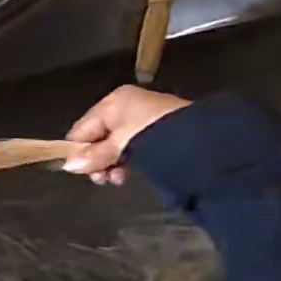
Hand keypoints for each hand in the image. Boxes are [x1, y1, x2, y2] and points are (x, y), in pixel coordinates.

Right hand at [64, 86, 190, 185]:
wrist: (211, 140)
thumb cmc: (152, 135)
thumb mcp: (117, 146)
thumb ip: (93, 156)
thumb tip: (69, 166)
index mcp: (113, 101)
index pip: (83, 128)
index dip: (79, 150)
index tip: (82, 169)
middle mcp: (130, 104)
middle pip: (102, 136)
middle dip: (99, 159)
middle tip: (101, 179)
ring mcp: (151, 115)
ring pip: (121, 142)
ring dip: (115, 162)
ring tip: (118, 179)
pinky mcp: (169, 128)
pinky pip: (140, 144)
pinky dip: (134, 158)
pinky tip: (132, 173)